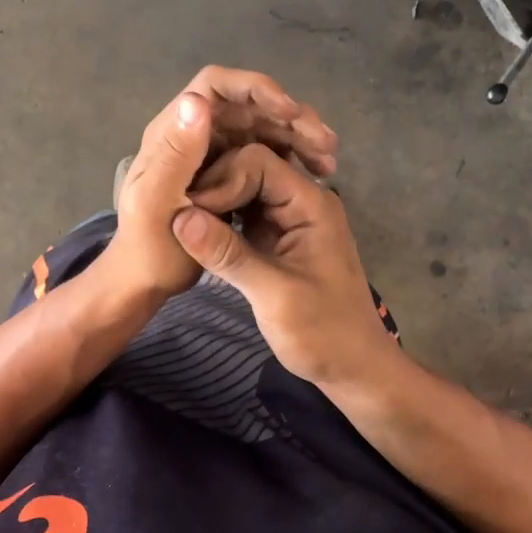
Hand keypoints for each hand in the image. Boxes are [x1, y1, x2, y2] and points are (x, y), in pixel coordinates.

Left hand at [101, 68, 339, 298]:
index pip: (215, 85)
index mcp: (173, 130)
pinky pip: (268, 151)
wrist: (147, 280)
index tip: (289, 110)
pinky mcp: (231, 172)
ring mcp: (215, 151)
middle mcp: (196, 132)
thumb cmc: (147, 243)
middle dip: (289, 116)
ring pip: (263, 126)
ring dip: (298, 135)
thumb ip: (176, 153)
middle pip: (248, 104)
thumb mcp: (156, 200)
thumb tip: (196, 101)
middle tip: (325, 142)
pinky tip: (319, 175)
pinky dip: (295, 156)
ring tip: (328, 160)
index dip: (254, 88)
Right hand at [172, 144, 395, 384]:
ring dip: (210, 200)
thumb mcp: (274, 295)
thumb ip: (228, 254)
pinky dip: (216, 217)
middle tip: (177, 215)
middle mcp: (298, 200)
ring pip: (238, 187)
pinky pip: (239, 210)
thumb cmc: (324, 333)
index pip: (256, 161)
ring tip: (179, 221)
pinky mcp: (271, 235)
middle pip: (245, 167)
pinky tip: (193, 233)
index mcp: (309, 203)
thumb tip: (178, 217)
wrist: (354, 371)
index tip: (190, 211)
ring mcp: (285, 217)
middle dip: (211, 186)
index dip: (220, 179)